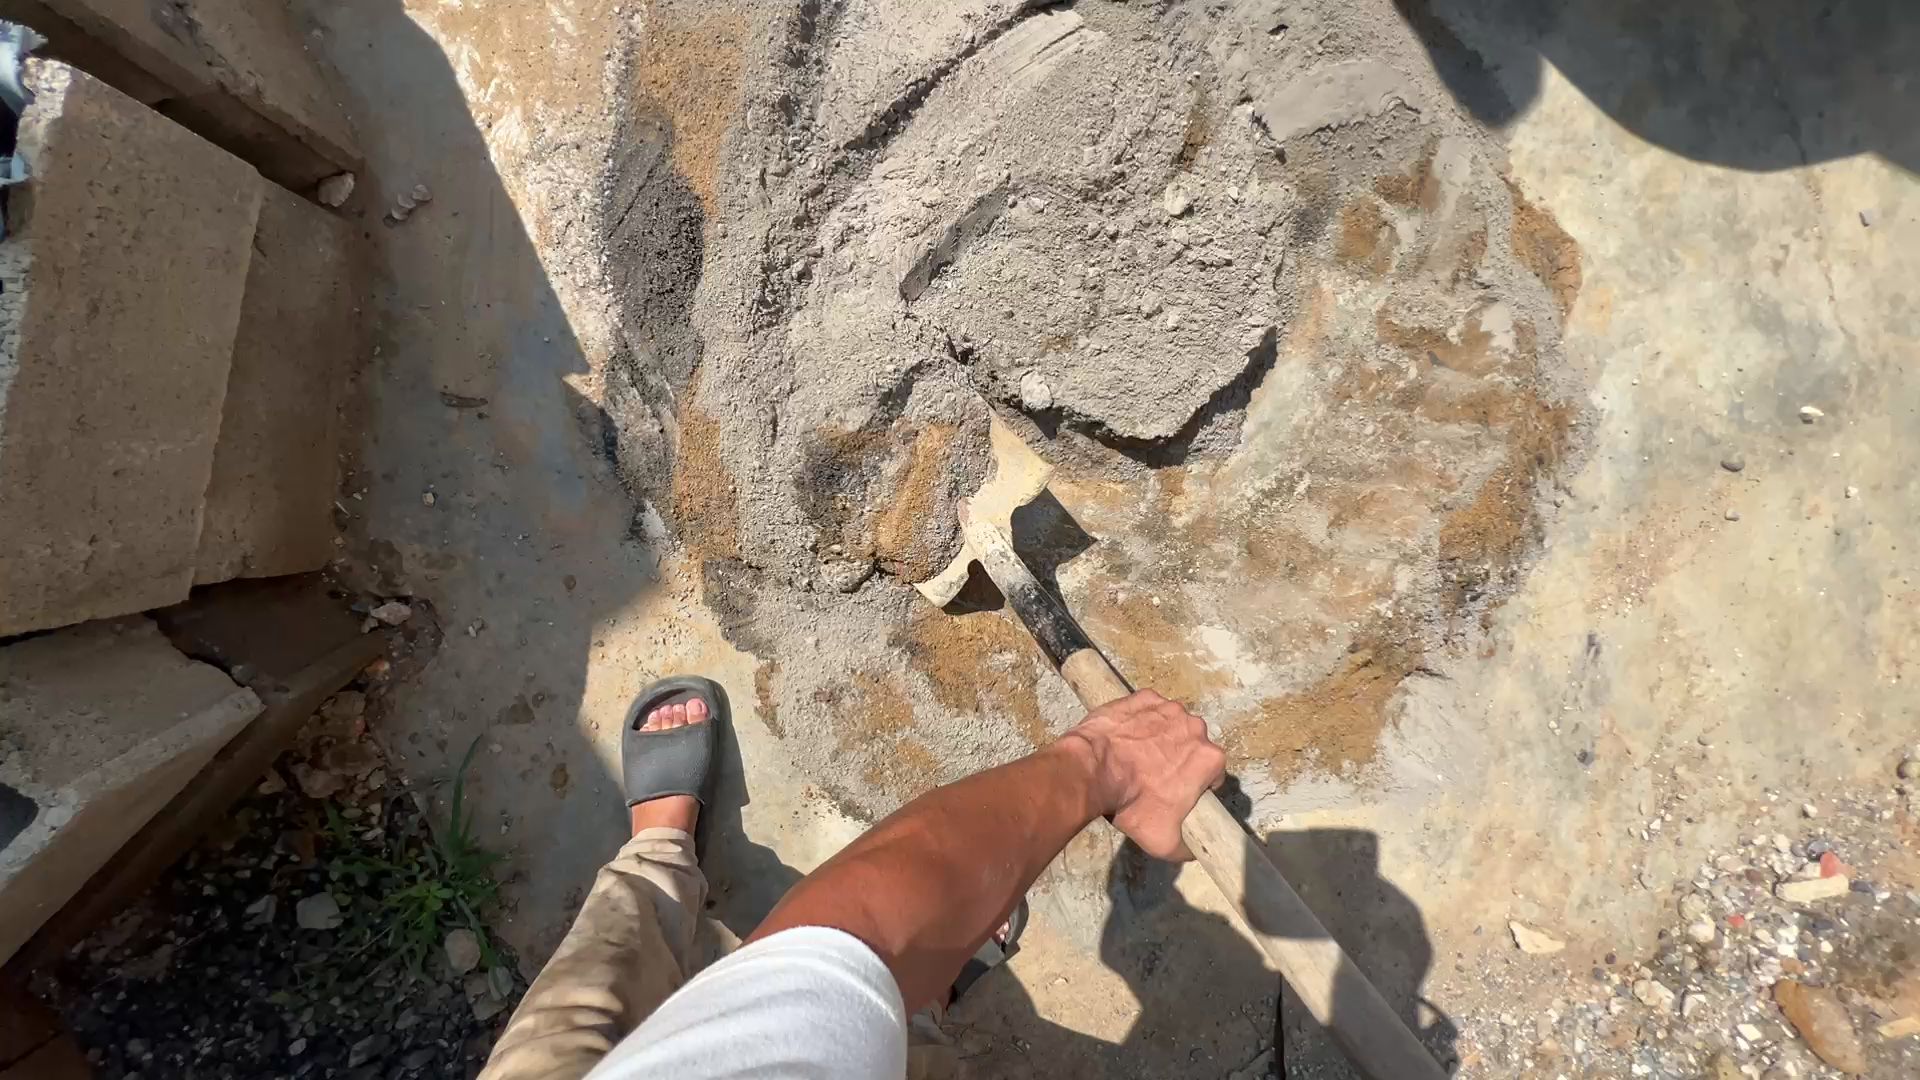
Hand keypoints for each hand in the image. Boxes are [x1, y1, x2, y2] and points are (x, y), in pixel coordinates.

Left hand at [1058, 690, 1226, 860]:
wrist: (1092, 770)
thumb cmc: (1132, 805)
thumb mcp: (1165, 842)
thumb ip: (1187, 848)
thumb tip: (1191, 851)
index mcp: (1210, 758)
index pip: (1211, 773)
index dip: (1196, 784)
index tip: (1177, 792)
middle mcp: (1195, 727)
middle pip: (1192, 744)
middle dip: (1179, 757)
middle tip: (1153, 774)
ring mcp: (1167, 707)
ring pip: (1171, 723)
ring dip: (1160, 735)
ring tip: (1136, 754)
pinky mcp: (1141, 697)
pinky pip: (1147, 707)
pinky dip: (1140, 718)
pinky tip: (1126, 734)